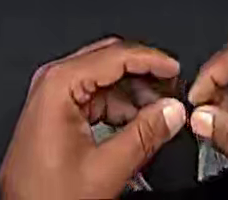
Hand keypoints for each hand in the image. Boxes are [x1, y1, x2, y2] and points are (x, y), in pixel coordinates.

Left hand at [0, 37, 186, 199]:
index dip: (152, 61)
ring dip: (133, 93)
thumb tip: (172, 111)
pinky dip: (118, 106)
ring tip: (157, 112)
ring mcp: (52, 94)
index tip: (174, 69)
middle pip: (111, 61)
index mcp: (60, 83)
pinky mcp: (55, 110)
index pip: (118, 55)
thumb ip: (144, 135)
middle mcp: (54, 80)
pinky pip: (95, 95)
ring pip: (105, 78)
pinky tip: (136, 123)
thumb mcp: (103, 171)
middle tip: (171, 89)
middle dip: (144, 76)